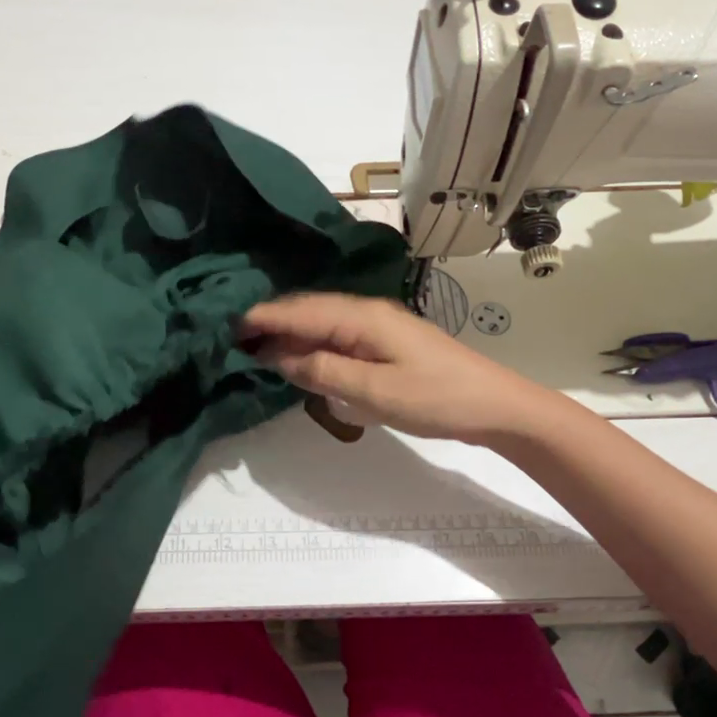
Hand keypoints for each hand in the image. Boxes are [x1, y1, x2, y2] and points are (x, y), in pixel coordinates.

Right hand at [242, 293, 557, 444]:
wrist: (494, 405)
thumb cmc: (435, 399)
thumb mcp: (374, 392)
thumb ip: (323, 372)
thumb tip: (277, 357)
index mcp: (361, 317)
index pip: (298, 311)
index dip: (260, 318)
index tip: (222, 327)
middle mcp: (365, 313)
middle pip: (306, 311)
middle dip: (268, 322)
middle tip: (228, 339)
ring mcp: (377, 327)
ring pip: (320, 323)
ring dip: (287, 334)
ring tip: (251, 348)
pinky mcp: (384, 344)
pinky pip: (335, 337)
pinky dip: (310, 345)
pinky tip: (296, 359)